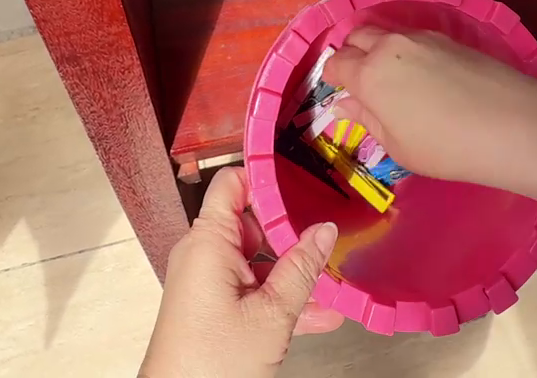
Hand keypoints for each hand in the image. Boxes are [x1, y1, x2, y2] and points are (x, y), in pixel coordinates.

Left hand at [140, 166, 342, 377]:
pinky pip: (248, 289)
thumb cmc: (212, 365)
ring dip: (290, 273)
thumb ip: (300, 269)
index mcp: (208, 240)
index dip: (264, 177)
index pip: (233, 183)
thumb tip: (325, 230)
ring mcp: (206, 281)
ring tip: (333, 283)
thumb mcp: (270, 316)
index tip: (300, 178)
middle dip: (289, 232)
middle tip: (327, 239)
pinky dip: (276, 297)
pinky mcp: (210, 308)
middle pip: (250, 222)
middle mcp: (202, 253)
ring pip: (255, 261)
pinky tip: (318, 315)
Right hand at [321, 26, 536, 194]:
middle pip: (357, 38)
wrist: (512, 124)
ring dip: (379, 51)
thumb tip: (343, 105)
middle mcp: (389, 46)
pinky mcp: (446, 37)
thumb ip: (367, 120)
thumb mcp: (398, 147)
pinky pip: (412, 38)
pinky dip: (406, 52)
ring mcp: (420, 37)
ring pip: (385, 34)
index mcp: (369, 73)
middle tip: (363, 84)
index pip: (335, 64)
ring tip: (395, 82)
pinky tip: (425, 78)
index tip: (339, 93)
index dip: (332, 78)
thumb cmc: (447, 148)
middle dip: (352, 56)